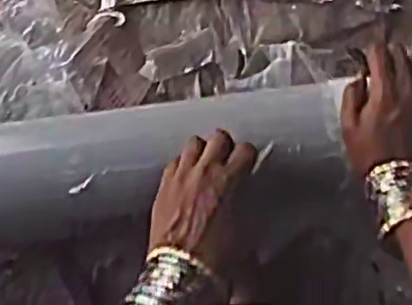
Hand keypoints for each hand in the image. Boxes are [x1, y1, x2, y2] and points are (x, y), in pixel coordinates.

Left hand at [148, 130, 257, 277]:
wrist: (178, 274)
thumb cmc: (211, 259)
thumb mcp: (241, 230)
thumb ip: (244, 204)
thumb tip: (245, 201)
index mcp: (228, 180)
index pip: (245, 149)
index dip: (247, 155)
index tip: (247, 161)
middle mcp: (205, 171)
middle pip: (218, 137)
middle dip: (224, 146)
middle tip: (225, 157)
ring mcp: (182, 175)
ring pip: (194, 142)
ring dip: (201, 150)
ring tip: (203, 162)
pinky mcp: (164, 184)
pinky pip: (174, 161)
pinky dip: (181, 165)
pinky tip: (184, 176)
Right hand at [341, 43, 411, 179]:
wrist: (405, 188)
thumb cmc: (372, 158)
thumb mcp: (349, 128)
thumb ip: (351, 96)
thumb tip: (360, 77)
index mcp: (384, 91)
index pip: (380, 53)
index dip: (372, 49)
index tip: (367, 55)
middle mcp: (408, 88)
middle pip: (401, 54)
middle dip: (389, 53)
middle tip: (381, 62)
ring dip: (406, 62)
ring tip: (398, 69)